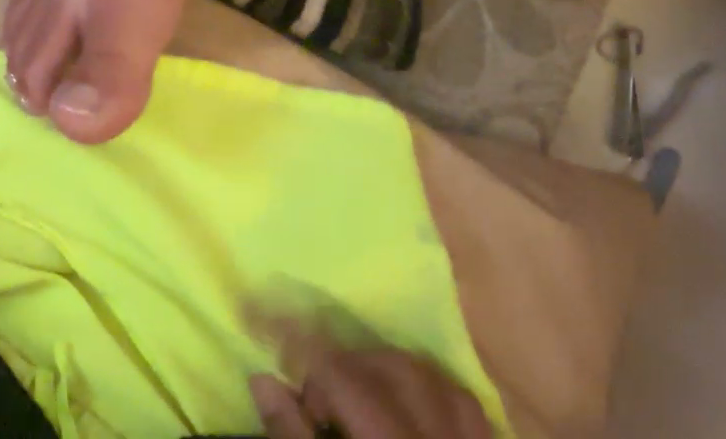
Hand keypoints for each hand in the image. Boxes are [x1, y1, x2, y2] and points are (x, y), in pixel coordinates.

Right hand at [252, 351, 492, 438]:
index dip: (298, 340)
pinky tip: (403, 404)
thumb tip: (262, 379)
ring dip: (384, 368)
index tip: (259, 317)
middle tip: (312, 393)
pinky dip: (429, 390)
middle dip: (343, 361)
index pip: (343, 374)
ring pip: (434, 379)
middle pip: (393, 368)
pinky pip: (466, 408)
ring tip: (352, 392)